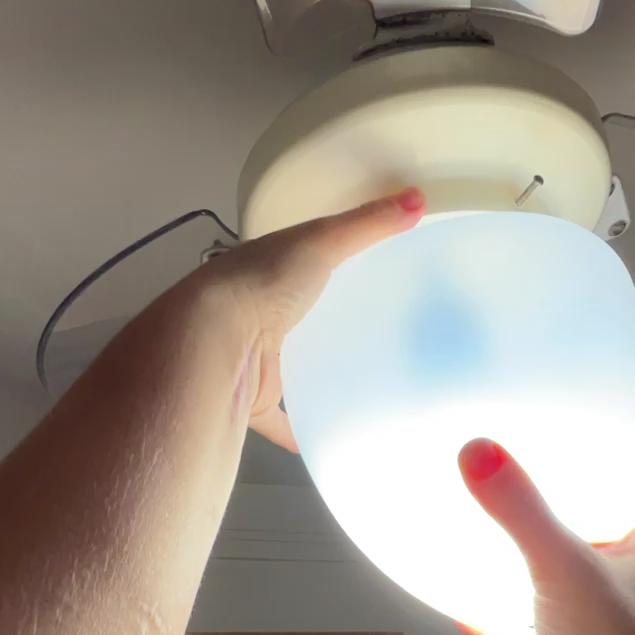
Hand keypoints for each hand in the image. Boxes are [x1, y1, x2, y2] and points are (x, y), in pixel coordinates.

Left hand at [181, 188, 424, 450]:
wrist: (215, 340)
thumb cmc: (264, 283)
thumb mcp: (322, 242)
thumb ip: (367, 225)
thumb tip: (419, 199)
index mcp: (266, 272)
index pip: (299, 264)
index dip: (324, 266)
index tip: (362, 277)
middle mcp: (255, 312)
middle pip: (292, 317)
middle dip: (316, 323)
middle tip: (366, 332)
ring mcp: (252, 357)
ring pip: (285, 366)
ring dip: (306, 373)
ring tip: (353, 379)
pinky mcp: (255, 398)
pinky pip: (278, 418)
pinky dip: (295, 430)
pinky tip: (323, 436)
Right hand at [456, 438, 634, 634]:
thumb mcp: (564, 564)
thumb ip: (520, 509)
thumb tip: (479, 452)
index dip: (632, 473)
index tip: (605, 448)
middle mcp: (619, 589)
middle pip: (598, 538)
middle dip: (571, 511)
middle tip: (529, 480)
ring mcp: (587, 628)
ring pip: (554, 584)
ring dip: (527, 561)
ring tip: (488, 529)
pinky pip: (516, 630)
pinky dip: (489, 617)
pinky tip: (457, 602)